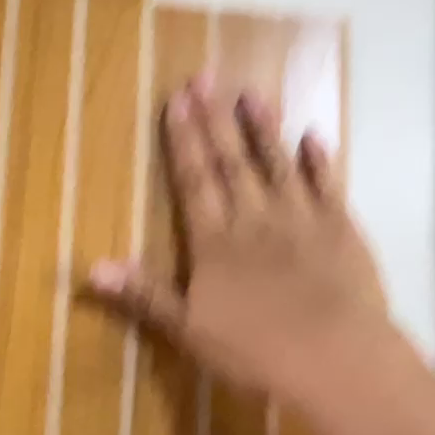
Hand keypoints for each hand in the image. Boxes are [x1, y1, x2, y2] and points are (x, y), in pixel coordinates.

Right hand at [87, 78, 388, 402]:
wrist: (335, 357)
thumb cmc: (256, 351)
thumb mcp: (189, 330)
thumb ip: (145, 295)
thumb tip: (92, 268)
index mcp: (216, 243)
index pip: (195, 182)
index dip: (183, 141)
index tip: (177, 101)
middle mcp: (255, 220)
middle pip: (231, 164)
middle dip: (215, 120)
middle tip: (205, 76)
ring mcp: (302, 220)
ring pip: (278, 165)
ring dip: (263, 129)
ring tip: (251, 94)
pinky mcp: (342, 231)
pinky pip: (328, 187)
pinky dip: (320, 161)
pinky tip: (314, 136)